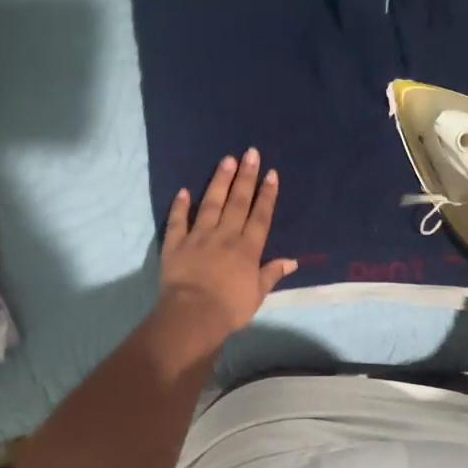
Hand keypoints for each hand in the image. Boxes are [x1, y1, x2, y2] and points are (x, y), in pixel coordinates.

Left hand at [156, 148, 297, 344]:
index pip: (260, 217)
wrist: (193, 314)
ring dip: (219, 181)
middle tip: (250, 153)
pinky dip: (180, 206)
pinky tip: (184, 191)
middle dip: (246, 177)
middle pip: (237, 203)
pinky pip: (178, 221)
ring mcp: (199, 237)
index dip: (267, 195)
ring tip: (226, 160)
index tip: (271, 174)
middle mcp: (225, 236)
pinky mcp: (176, 244)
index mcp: (247, 249)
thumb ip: (272, 274)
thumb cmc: (230, 308)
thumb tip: (292, 261)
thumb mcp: (257, 294)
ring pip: (210, 204)